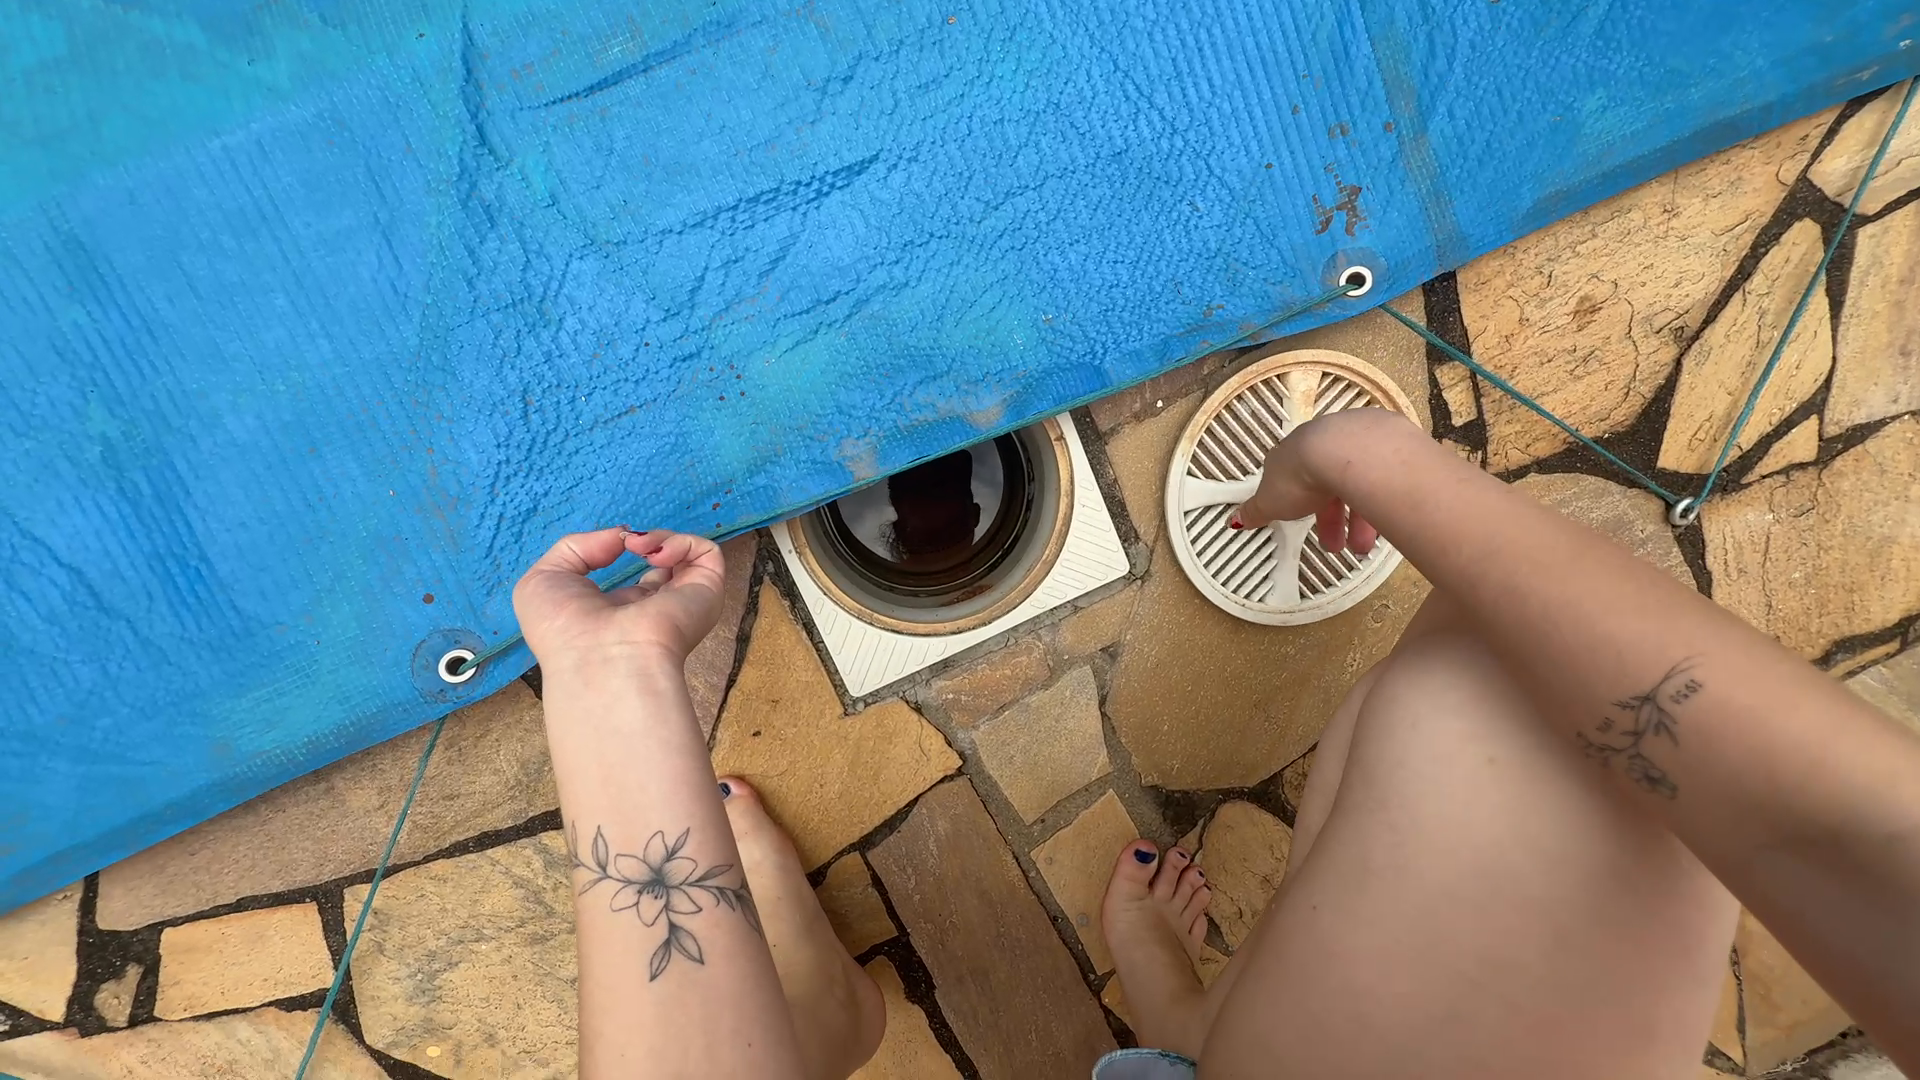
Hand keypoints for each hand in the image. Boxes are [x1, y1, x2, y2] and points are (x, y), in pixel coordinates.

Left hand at [513, 527, 726, 667]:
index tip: (608, 546)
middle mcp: (658, 606)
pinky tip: (657, 554)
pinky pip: (708, 554)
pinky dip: (684, 542)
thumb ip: (577, 547)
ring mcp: (685, 599)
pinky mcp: (707, 592)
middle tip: (629, 544)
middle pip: (666, 561)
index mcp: (624, 611)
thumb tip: (623, 537)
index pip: (640, 577)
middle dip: (647, 541)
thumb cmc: (565, 629)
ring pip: (688, 553)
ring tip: (640, 546)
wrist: (601, 658)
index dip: (624, 550)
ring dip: (663, 538)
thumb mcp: (544, 580)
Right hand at [1230, 416, 1379, 554]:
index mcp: (1291, 455)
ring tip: (1363, 547)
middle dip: (1331, 520)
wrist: (1346, 453)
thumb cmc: (1301, 475)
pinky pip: (1383, 479)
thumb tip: (1235, 520)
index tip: (1302, 524)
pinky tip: (1384, 522)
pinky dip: (1381, 501)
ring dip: (1358, 519)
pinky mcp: (1387, 445)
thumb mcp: (1270, 502)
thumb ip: (1255, 511)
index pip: (1292, 481)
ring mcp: (1356, 442)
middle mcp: (1322, 443)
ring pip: (1357, 484)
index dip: (1297, 505)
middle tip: (1335, 546)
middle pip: (1327, 486)